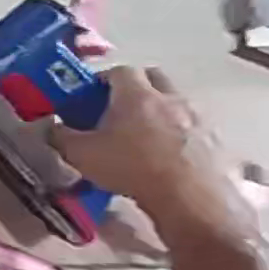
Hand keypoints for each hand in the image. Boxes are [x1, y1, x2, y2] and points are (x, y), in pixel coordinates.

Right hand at [53, 66, 256, 240]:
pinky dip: (179, 131)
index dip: (103, 78)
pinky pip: (193, 125)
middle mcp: (171, 98)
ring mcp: (199, 117)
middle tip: (117, 106)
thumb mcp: (80, 153)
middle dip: (136, 85)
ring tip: (143, 133)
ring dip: (159, 108)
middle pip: (154, 76)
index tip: (90, 94)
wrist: (191, 198)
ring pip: (176, 100)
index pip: (120, 70)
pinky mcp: (217, 138)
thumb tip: (51, 127)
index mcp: (136, 95)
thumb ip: (60, 136)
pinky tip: (167, 153)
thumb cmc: (130, 167)